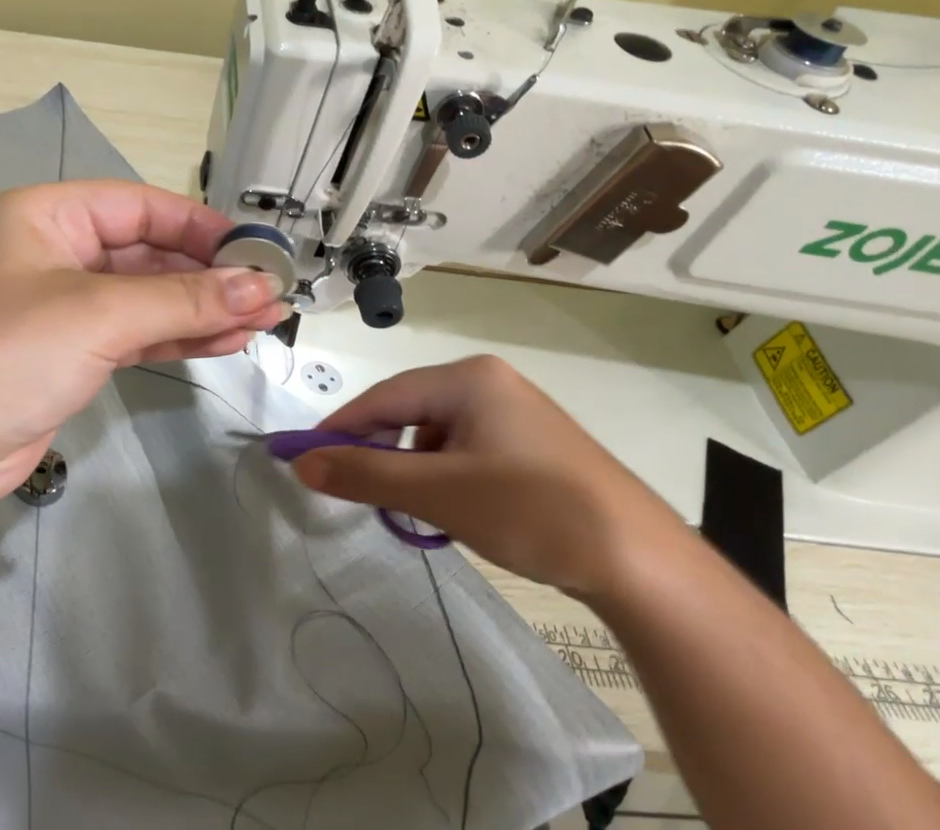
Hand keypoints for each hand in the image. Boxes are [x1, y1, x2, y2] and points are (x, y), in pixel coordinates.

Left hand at [0, 181, 286, 557]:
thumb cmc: (10, 357)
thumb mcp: (99, 315)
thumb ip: (184, 299)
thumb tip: (263, 286)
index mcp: (45, 215)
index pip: (138, 205)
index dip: (199, 225)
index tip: (257, 250)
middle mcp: (53, 251)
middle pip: (147, 251)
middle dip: (208, 275)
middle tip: (272, 294)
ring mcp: (63, 305)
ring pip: (147, 296)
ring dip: (203, 309)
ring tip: (265, 322)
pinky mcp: (73, 352)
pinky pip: (137, 332)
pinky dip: (179, 336)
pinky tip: (227, 341)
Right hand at [291, 355, 685, 599]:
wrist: (640, 560)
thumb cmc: (532, 511)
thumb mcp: (437, 493)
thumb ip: (364, 474)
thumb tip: (300, 462)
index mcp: (468, 378)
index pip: (382, 397)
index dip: (338, 429)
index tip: (302, 460)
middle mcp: (490, 383)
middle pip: (408, 413)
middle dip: (378, 453)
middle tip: (354, 491)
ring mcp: (514, 413)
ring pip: (435, 436)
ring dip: (412, 471)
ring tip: (413, 511)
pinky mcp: (530, 446)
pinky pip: (464, 451)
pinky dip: (443, 478)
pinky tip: (452, 512)